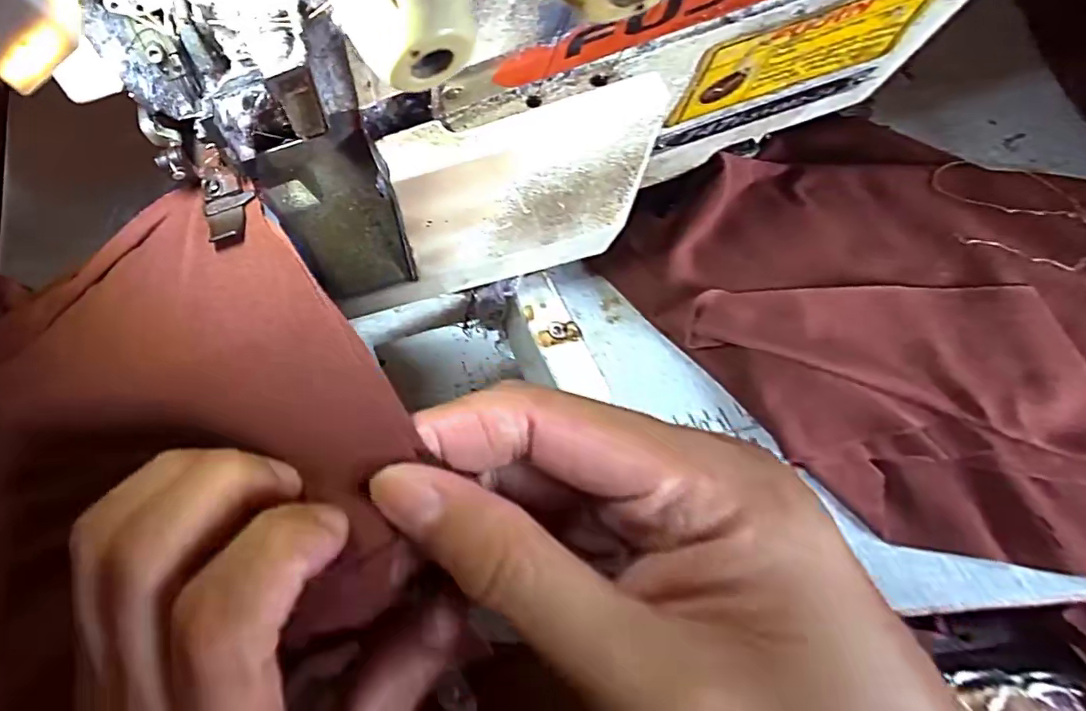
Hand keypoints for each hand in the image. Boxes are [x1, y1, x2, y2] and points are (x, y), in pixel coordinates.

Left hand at [70, 449, 466, 710]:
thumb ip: (395, 677)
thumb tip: (447, 596)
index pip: (216, 624)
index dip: (281, 546)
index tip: (332, 524)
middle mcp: (134, 704)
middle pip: (141, 557)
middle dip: (226, 483)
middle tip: (287, 484)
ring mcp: (94, 672)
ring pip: (105, 536)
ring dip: (186, 474)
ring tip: (252, 481)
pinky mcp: (83, 647)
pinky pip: (95, 540)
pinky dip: (152, 491)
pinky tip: (210, 498)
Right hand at [368, 383, 957, 710]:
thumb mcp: (641, 670)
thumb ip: (514, 569)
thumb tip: (403, 484)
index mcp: (705, 476)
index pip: (551, 416)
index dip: (458, 430)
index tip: (380, 465)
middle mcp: (686, 477)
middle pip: (543, 456)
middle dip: (460, 488)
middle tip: (381, 528)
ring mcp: (675, 523)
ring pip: (545, 504)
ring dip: (476, 535)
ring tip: (406, 568)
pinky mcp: (662, 569)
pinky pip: (567, 549)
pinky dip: (509, 572)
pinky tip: (460, 599)